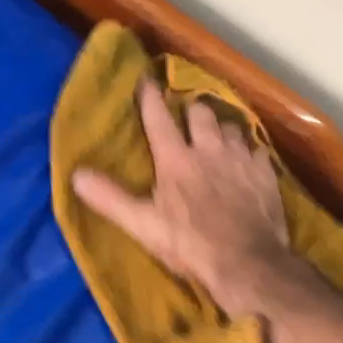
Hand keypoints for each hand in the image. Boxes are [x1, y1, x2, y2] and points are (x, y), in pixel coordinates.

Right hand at [70, 78, 317, 319]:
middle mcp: (209, 149)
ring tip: (217, 135)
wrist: (247, 262)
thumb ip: (110, 198)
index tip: (145, 79)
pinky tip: (246, 159)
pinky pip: (257, 148)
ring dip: (221, 127)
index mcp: (176, 159)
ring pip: (231, 125)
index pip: (158, 118)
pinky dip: (248, 149)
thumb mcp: (143, 224)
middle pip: (200, 113)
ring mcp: (241, 159)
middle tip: (187, 115)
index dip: (150, 97)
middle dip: (192, 110)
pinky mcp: (266, 173)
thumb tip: (76, 175)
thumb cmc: (190, 243)